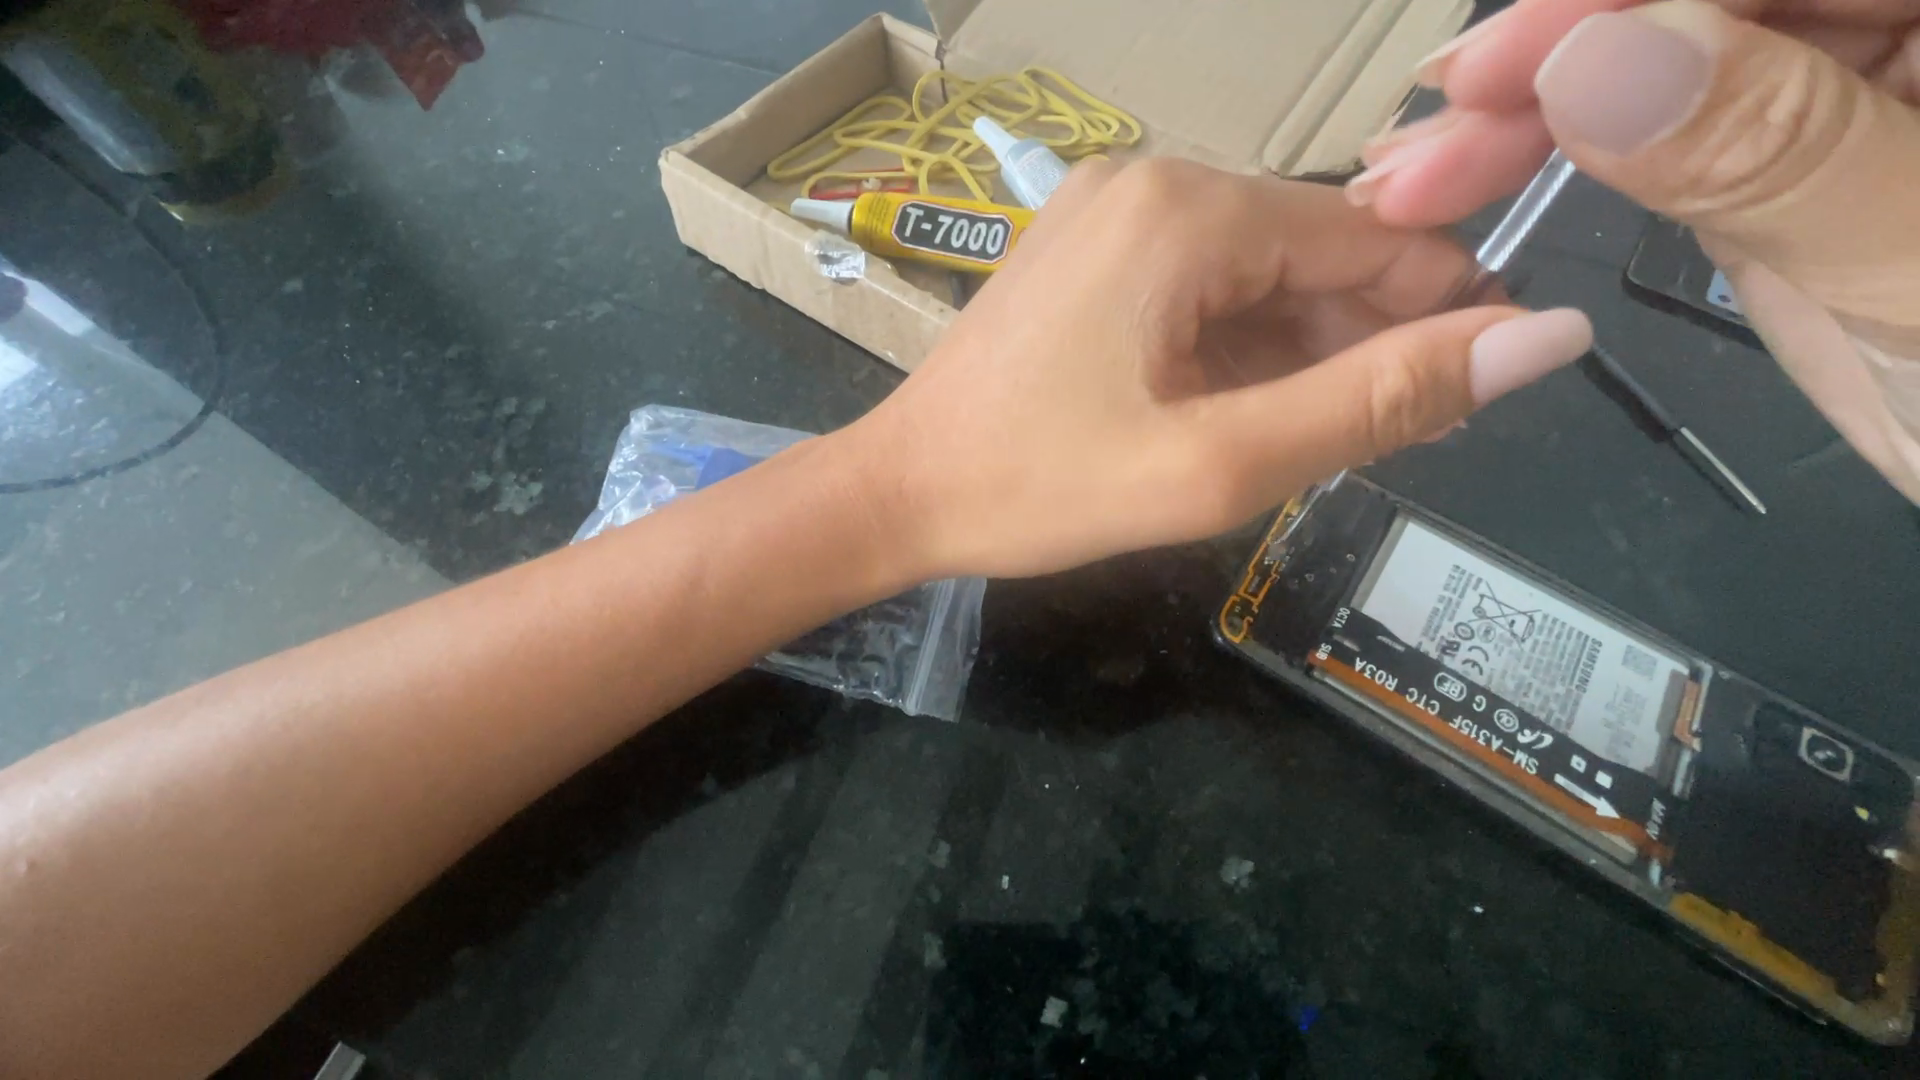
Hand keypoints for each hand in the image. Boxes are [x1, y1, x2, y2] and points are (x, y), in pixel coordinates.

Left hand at [840, 159, 1592, 579]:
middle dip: (1359, 338)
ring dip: (1296, 350)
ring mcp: (1103, 217)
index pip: (1369, 237)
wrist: (900, 492)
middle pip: (1307, 253)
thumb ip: (1375, 402)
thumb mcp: (1219, 463)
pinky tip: (1242, 406)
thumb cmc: (1041, 488)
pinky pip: (1189, 289)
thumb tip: (1542, 341)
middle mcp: (1147, 185)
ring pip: (1248, 275)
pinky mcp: (1078, 258)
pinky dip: (1230, 345)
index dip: (1439, 308)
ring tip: (1320, 434)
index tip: (1479, 384)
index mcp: (1187, 212)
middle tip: (1394, 432)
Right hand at [1348, 0, 1919, 500]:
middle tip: (1422, 145)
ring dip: (1525, 110)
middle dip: (1550, 61)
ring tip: (1414, 175)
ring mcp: (1848, 73)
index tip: (1488, 69)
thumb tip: (1591, 62)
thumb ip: (1767, 151)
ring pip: (1665, 50)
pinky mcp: (1783, 140)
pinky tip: (1473, 169)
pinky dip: (1556, 143)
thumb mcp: (1911, 270)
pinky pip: (1657, 113)